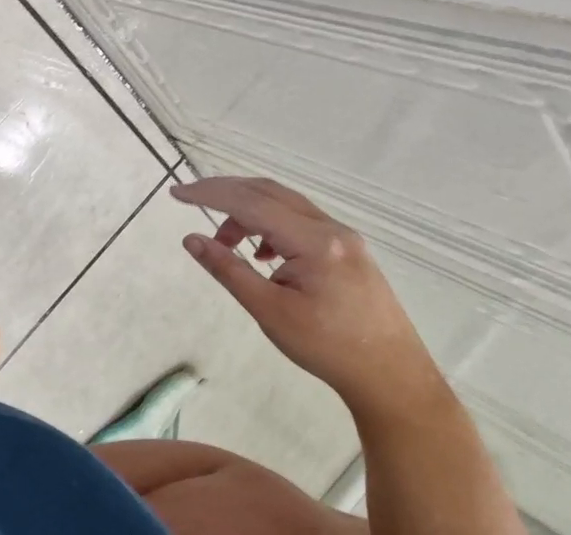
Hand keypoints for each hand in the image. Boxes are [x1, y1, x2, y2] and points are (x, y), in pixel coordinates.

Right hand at [171, 177, 441, 409]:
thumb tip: (191, 239)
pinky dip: (268, 223)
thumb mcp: (269, 310)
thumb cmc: (328, 347)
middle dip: (225, 191)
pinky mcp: (348, 252)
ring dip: (246, 210)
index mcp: (315, 242)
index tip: (176, 194)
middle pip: (268, 192)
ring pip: (284, 204)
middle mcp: (332, 231)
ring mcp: (344, 240)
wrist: (394, 380)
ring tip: (224, 240)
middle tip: (189, 198)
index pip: (250, 203)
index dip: (209, 194)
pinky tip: (260, 253)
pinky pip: (299, 220)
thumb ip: (228, 269)